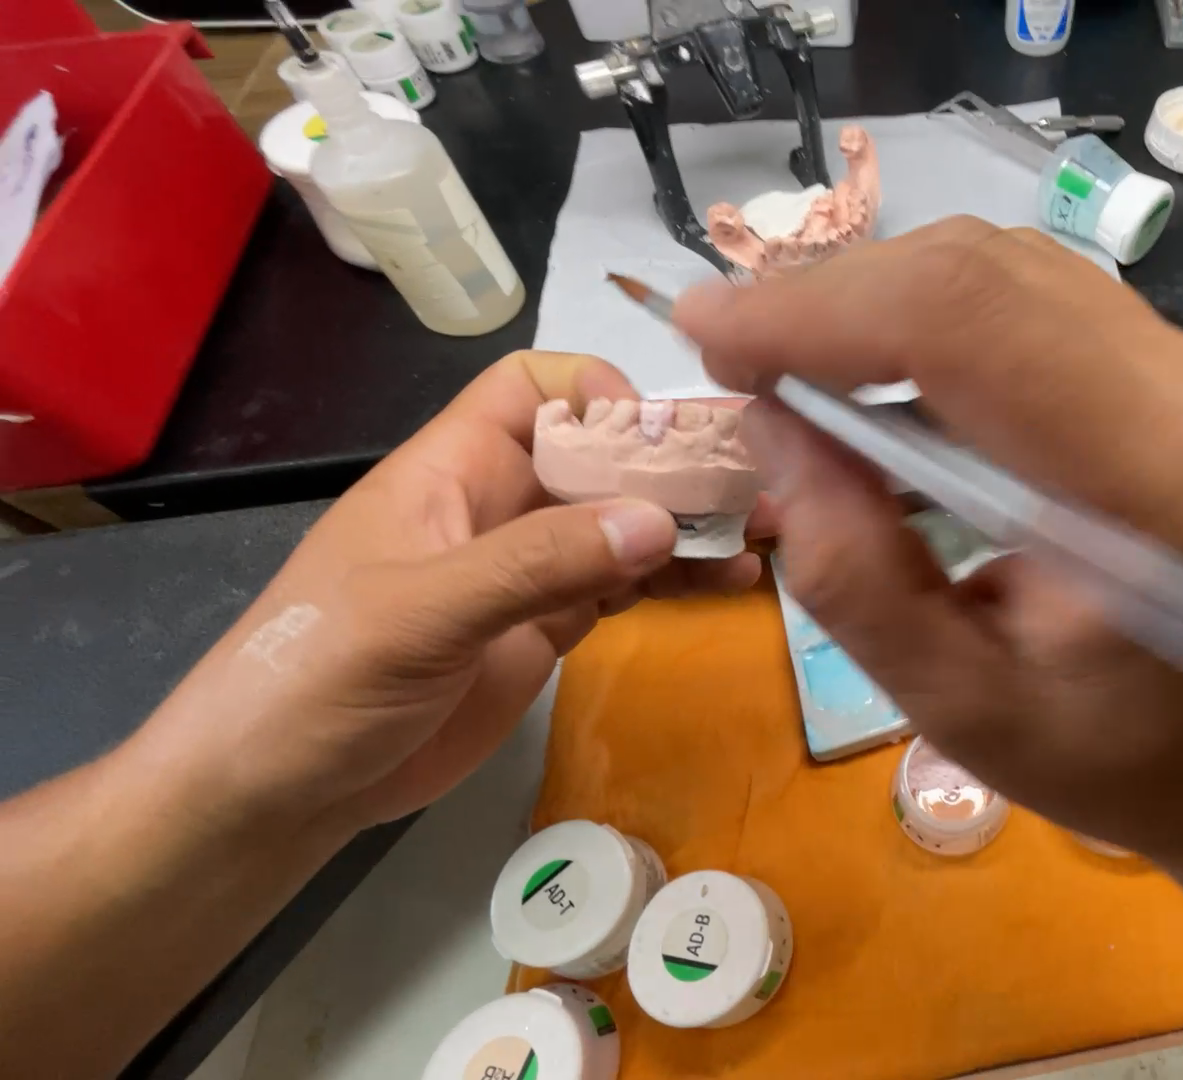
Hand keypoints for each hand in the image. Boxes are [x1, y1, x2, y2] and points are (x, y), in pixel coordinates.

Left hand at [142, 351, 768, 838]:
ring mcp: (536, 568)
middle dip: (679, 463)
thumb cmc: (317, 682)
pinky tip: (729, 580)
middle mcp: (506, 507)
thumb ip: (538, 563)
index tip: (658, 438)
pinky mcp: (557, 622)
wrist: (282, 796)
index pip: (531, 391)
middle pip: (604, 456)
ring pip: (629, 521)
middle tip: (757, 481)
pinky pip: (632, 582)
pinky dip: (680, 577)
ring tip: (763, 532)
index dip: (596, 392)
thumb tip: (657, 522)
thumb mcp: (420, 614)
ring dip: (694, 523)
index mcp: (455, 471)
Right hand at [675, 218, 1182, 884]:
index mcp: (1154, 481)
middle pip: (983, 274)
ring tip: (802, 367)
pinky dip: (938, 320)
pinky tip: (887, 374)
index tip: (711, 333)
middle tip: (744, 358)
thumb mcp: (958, 704)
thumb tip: (775, 424)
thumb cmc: (1109, 757)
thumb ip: (854, 572)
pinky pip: (1035, 302)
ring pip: (1005, 271)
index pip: (967, 321)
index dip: (820, 309)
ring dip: (883, 305)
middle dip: (837, 301)